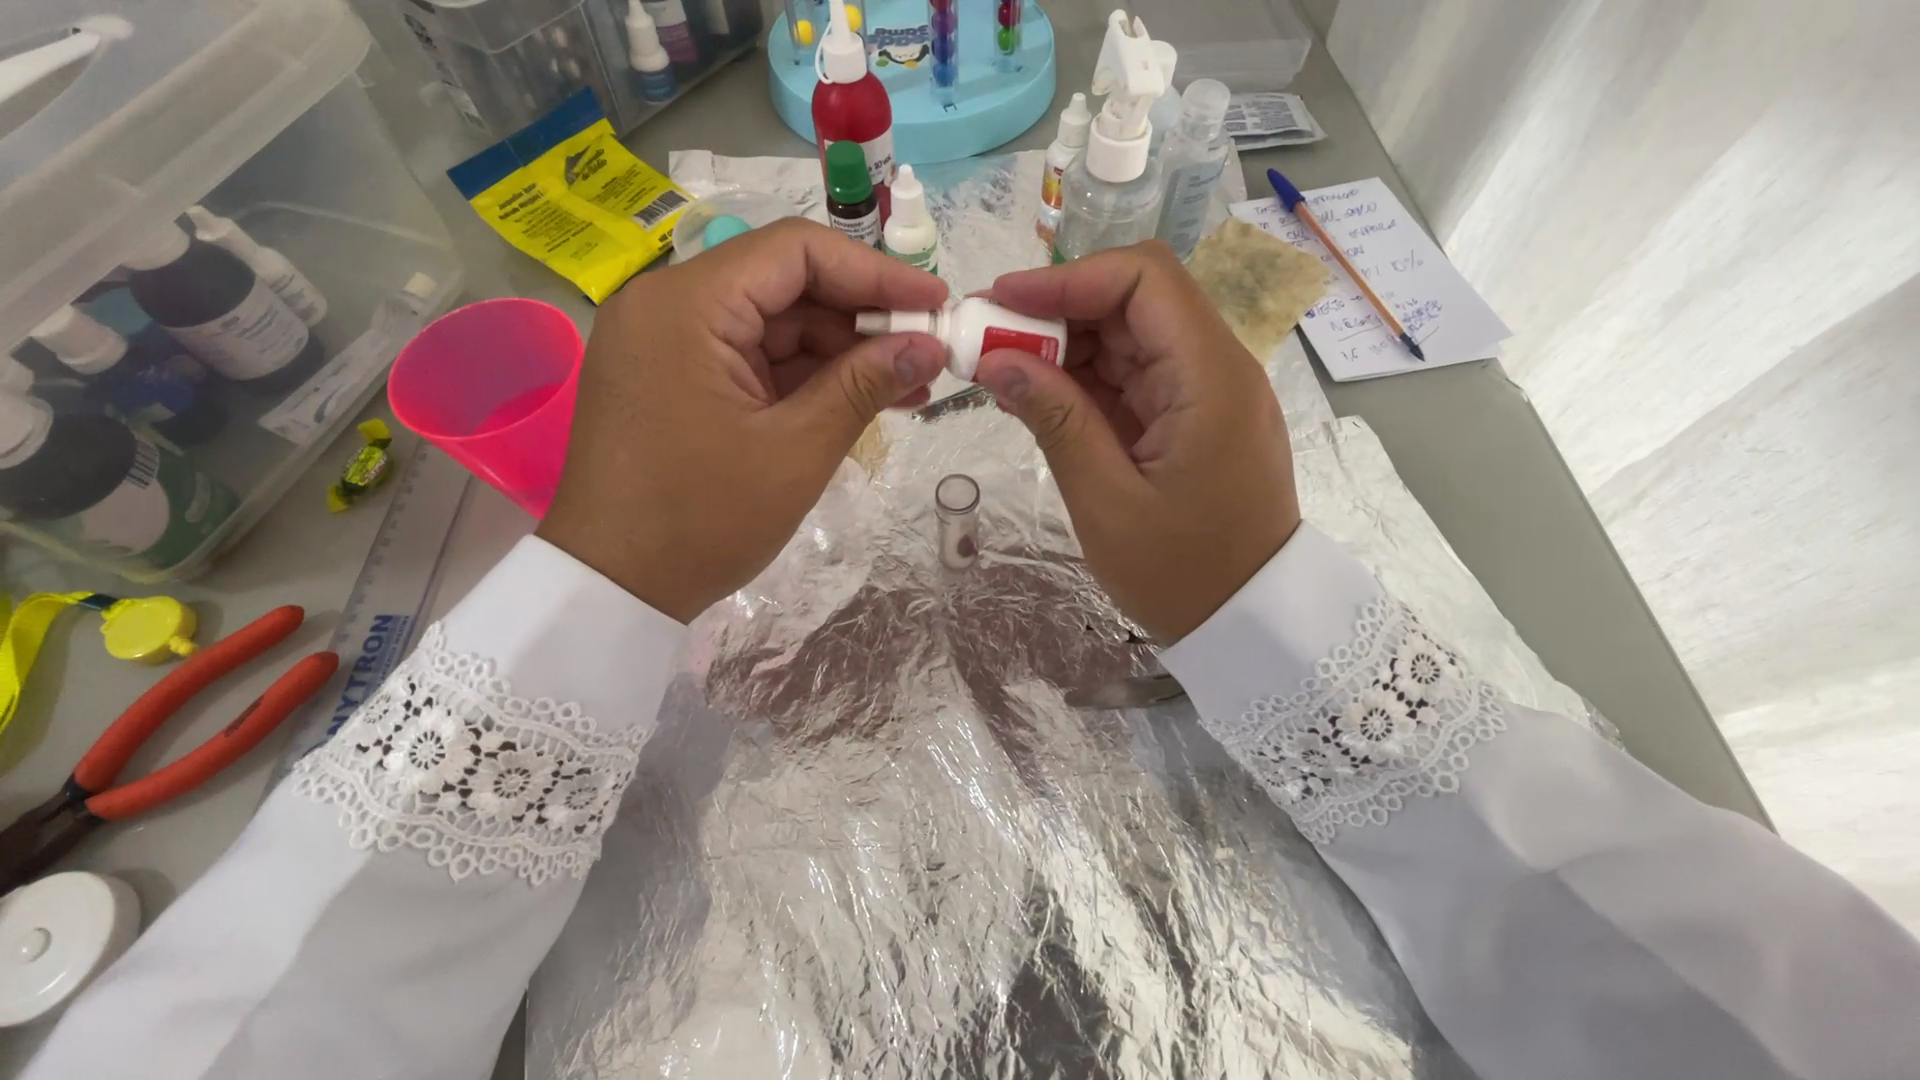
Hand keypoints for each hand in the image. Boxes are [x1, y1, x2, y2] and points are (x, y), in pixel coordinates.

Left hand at [538, 219, 948, 621]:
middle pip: (786, 285)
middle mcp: (670, 305)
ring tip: (911, 386)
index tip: (934, 301)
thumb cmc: (702, 521)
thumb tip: (929, 343)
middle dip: (863, 319)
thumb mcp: (797, 451)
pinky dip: (805, 377)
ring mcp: (669, 343)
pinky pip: (752, 359)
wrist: (614, 588)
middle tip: (930, 353)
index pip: (796, 251)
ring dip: (841, 353)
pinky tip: (862, 399)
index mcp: (687, 305)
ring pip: (773, 325)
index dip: (875, 271)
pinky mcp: (676, 378)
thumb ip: (864, 384)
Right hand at [972, 242, 1301, 641]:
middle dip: (1058, 309)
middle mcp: (1217, 367)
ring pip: (1132, 335)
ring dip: (1067, 344)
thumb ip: (1055, 422)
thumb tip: (996, 361)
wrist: (1250, 619)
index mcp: (1210, 378)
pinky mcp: (1194, 416)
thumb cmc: (1183, 575)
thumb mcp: (1107, 503)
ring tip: (1003, 368)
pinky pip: (1137, 376)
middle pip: (1136, 299)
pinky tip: (1041, 396)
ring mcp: (1208, 391)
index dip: (1068, 277)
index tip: (1002, 302)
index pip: (1144, 279)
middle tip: (989, 337)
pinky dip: (1087, 379)